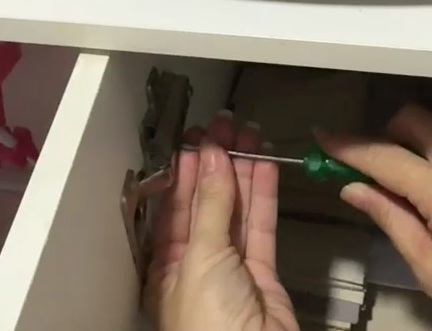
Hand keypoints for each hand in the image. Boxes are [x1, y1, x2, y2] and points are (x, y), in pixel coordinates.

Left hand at [147, 112, 299, 330]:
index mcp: (165, 265)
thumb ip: (211, 203)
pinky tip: (265, 162)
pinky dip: (264, 193)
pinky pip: (261, 225)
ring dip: (243, 169)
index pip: (173, 203)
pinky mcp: (262, 274)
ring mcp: (231, 268)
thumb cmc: (209, 326)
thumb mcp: (202, 258)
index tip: (198, 131)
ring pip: (236, 208)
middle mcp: (196, 263)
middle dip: (216, 160)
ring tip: (249, 131)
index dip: (185, 166)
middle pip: (206, 201)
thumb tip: (210, 153)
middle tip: (226, 121)